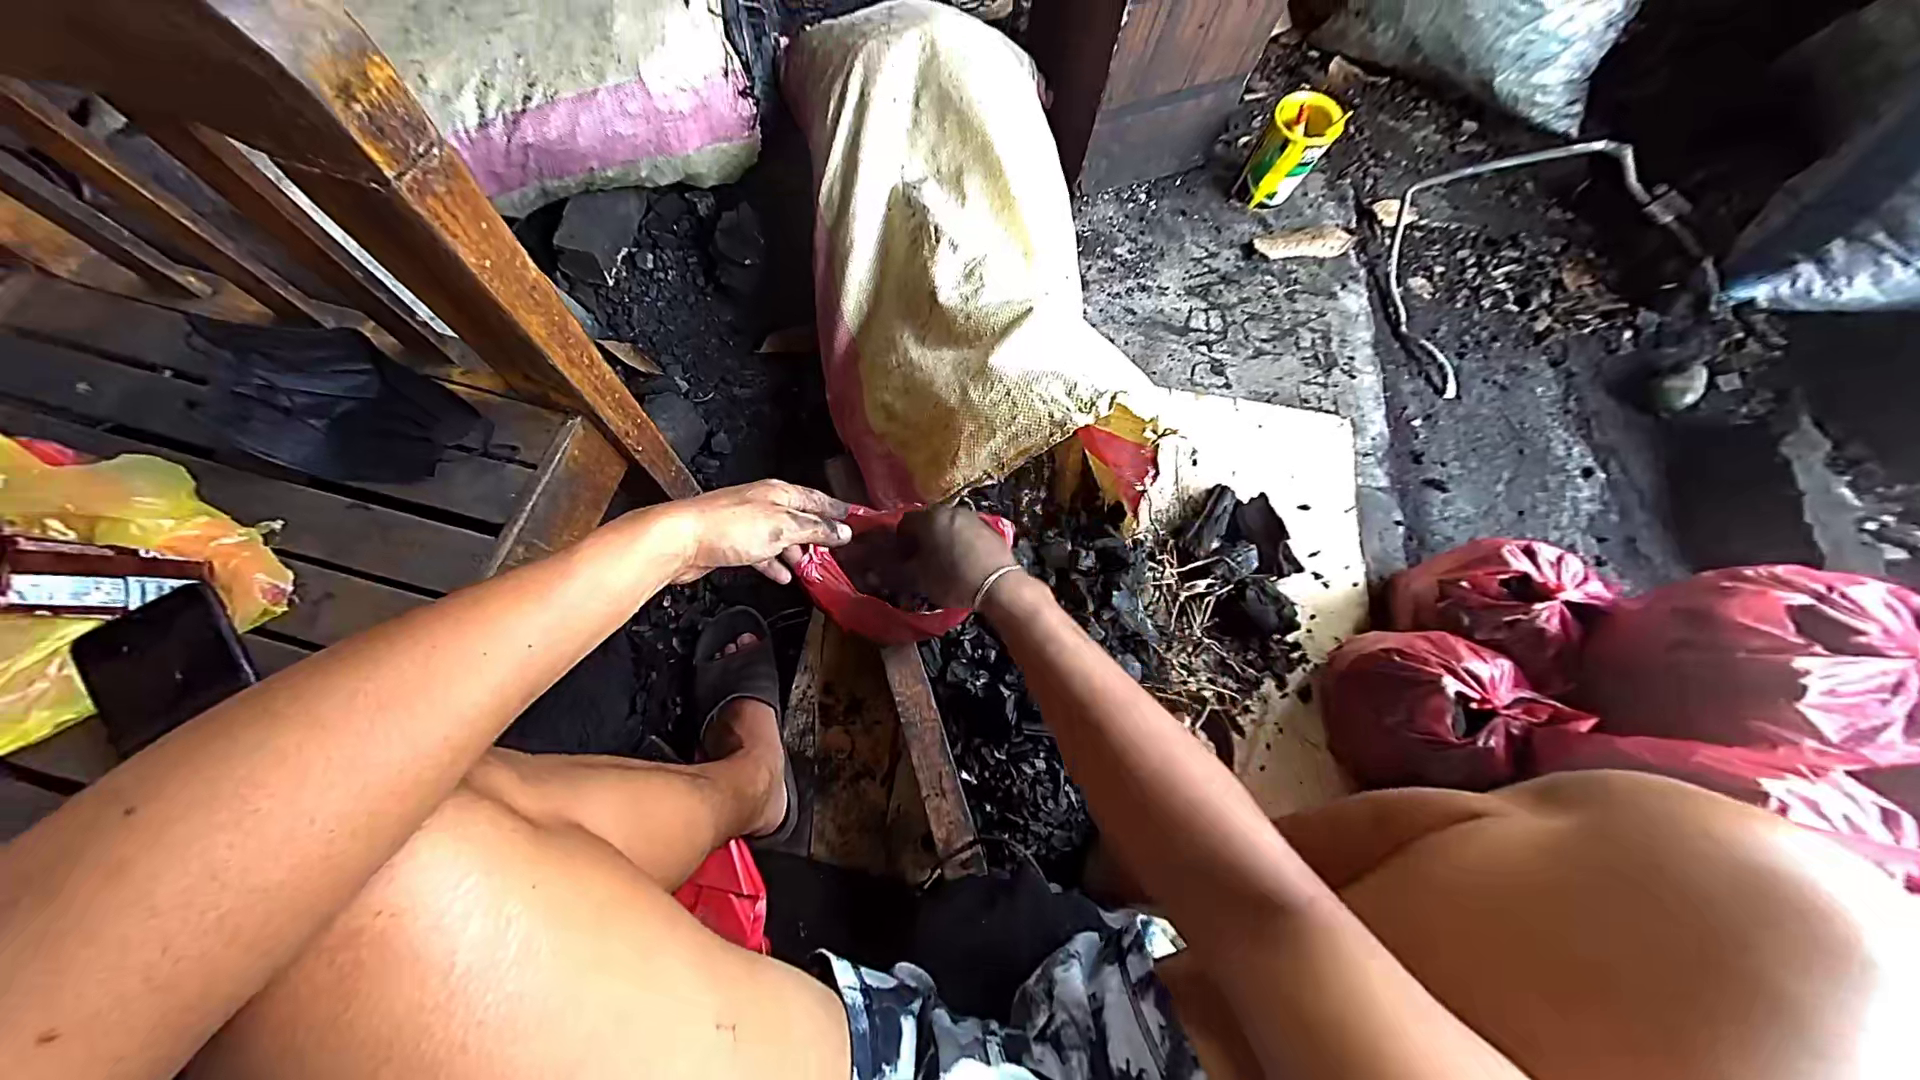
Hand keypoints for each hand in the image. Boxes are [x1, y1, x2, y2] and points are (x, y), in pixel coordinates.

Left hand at [653, 480, 852, 584]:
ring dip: (796, 552)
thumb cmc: (729, 526)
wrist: (681, 540)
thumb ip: (815, 530)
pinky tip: (783, 575)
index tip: (855, 518)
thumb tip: (842, 531)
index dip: (837, 510)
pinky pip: (761, 553)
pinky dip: (774, 564)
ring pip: (781, 537)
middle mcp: (764, 504)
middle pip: (799, 518)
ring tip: (811, 566)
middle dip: (818, 534)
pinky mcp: (732, 543)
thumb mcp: (783, 527)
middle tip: (837, 547)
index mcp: (779, 493)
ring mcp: (747, 523)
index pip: (817, 499)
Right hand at [895, 504, 1019, 608]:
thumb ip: (899, 567)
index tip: (905, 559)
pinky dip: (960, 541)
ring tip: (944, 560)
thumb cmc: (953, 579)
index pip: (904, 523)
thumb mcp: (918, 578)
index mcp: (929, 518)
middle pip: (927, 521)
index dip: (901, 542)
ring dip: (942, 538)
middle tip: (922, 560)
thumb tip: (890, 563)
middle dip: (922, 538)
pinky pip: (966, 531)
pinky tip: (964, 560)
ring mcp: (972, 516)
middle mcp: (950, 510)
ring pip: (948, 524)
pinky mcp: (989, 527)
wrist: (999, 585)